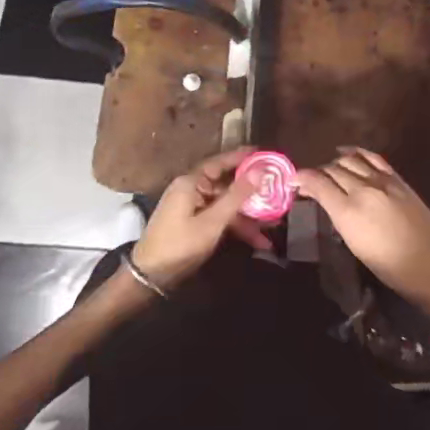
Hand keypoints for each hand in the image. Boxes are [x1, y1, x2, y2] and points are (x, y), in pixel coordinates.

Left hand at [130, 148, 272, 291]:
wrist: (151, 275)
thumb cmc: (180, 244)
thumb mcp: (212, 221)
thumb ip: (236, 196)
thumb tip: (259, 170)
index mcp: (190, 183)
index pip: (220, 163)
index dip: (242, 158)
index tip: (265, 155)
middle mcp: (191, 190)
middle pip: (226, 186)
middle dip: (251, 193)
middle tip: (277, 193)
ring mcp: (192, 208)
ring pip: (225, 205)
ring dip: (247, 216)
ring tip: (273, 225)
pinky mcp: (193, 223)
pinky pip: (219, 218)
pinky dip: (236, 227)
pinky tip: (257, 240)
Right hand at [294, 148, 429, 300]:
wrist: (429, 264)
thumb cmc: (387, 265)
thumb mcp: (353, 242)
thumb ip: (336, 215)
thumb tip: (324, 199)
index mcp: (347, 210)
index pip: (317, 182)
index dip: (301, 178)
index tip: (293, 181)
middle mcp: (362, 189)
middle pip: (332, 169)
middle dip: (317, 172)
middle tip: (310, 181)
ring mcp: (382, 181)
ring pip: (350, 160)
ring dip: (335, 162)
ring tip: (329, 170)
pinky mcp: (398, 179)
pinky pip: (372, 158)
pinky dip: (357, 153)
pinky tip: (348, 153)